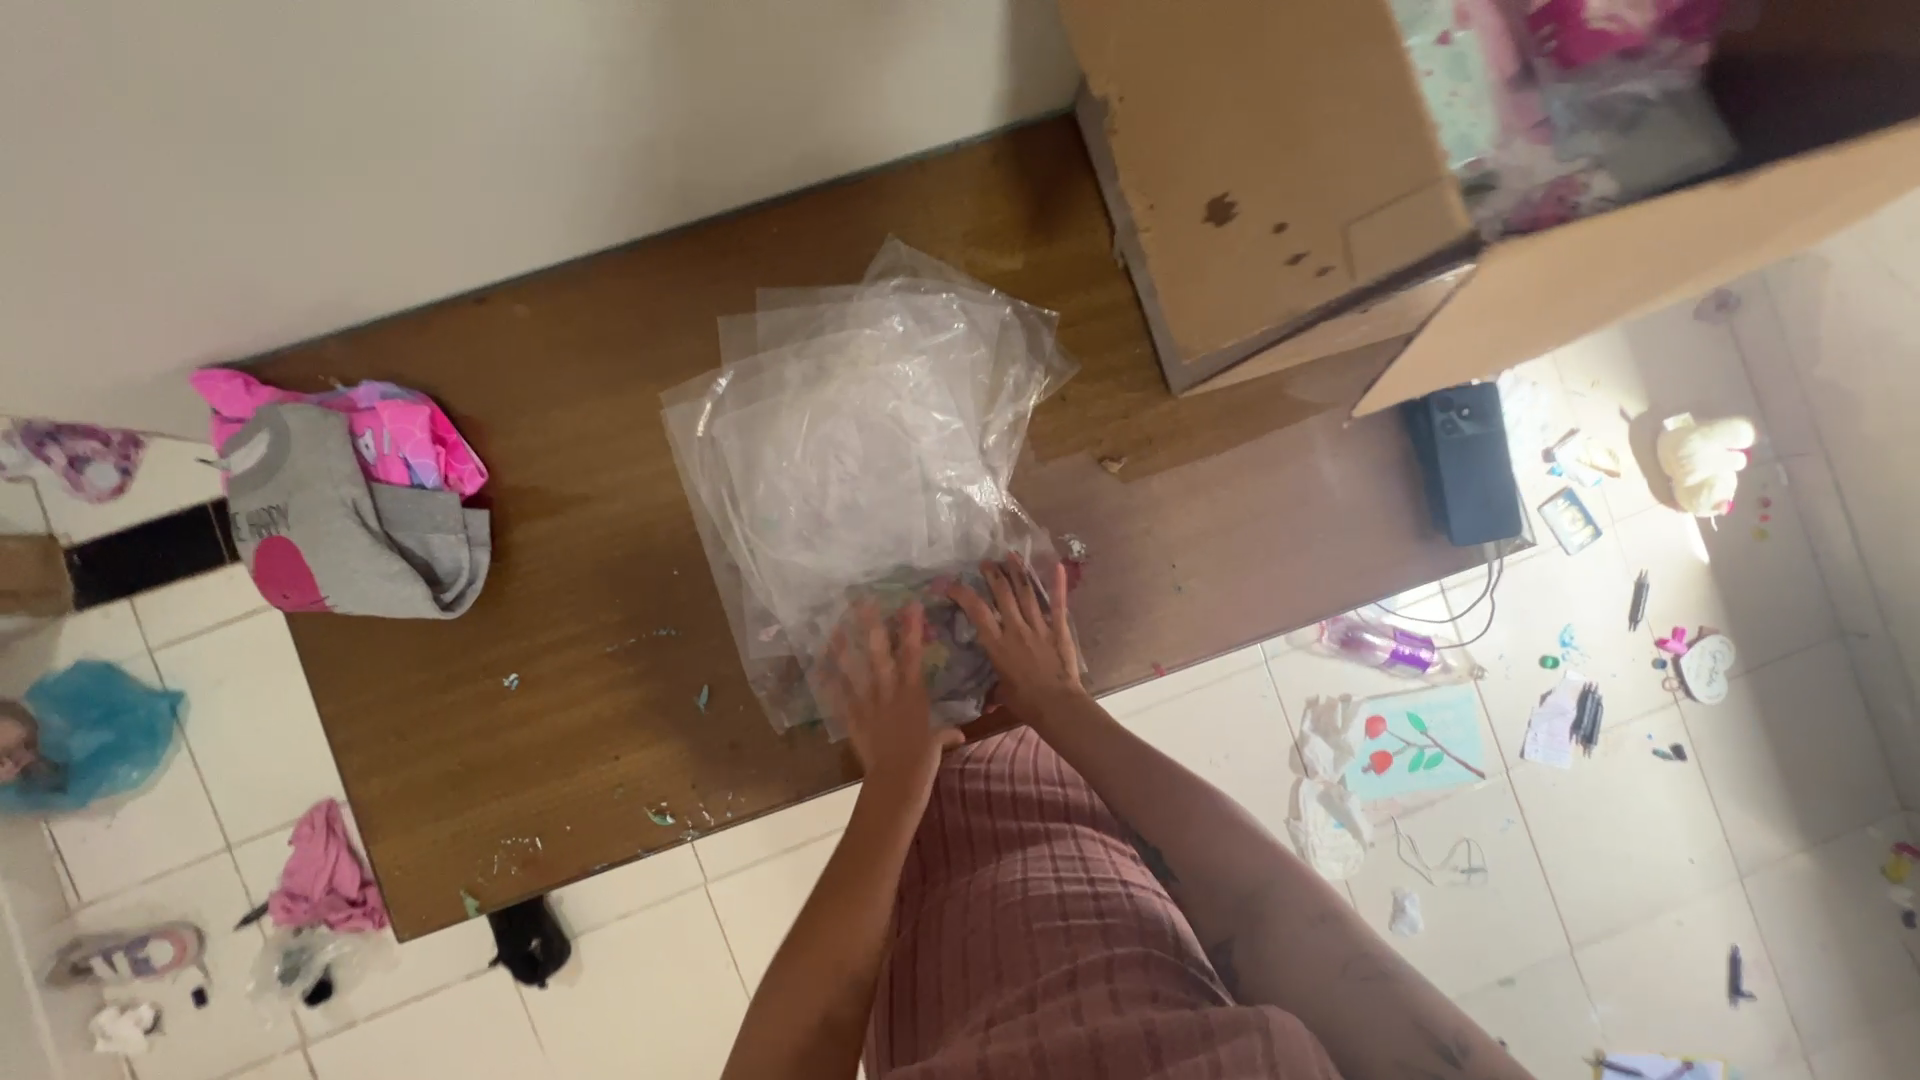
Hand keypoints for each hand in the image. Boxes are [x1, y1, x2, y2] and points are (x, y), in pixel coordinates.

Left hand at [819, 602, 962, 803]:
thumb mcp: (937, 743)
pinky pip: (838, 697)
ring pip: (854, 670)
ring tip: (836, 627)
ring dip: (844, 648)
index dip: (912, 628)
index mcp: (914, 693)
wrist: (897, 779)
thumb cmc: (923, 760)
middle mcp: (889, 691)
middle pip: (880, 653)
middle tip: (863, 602)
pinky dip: (827, 682)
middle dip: (872, 626)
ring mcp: (868, 704)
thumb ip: (945, 734)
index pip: (913, 653)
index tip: (910, 604)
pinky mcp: (852, 718)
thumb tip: (958, 734)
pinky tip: (817, 667)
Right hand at [947, 554, 1088, 728]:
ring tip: (1010, 555)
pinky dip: (1058, 584)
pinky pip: (1057, 604)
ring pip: (1026, 593)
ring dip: (1017, 572)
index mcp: (997, 644)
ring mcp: (1039, 627)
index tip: (951, 584)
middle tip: (986, 563)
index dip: (962, 594)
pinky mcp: (1059, 630)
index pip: (977, 611)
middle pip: (1002, 594)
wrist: (1057, 706)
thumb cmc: (1025, 703)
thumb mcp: (1001, 694)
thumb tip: (985, 701)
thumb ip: (993, 689)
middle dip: (993, 575)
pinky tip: (1056, 565)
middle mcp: (1016, 629)